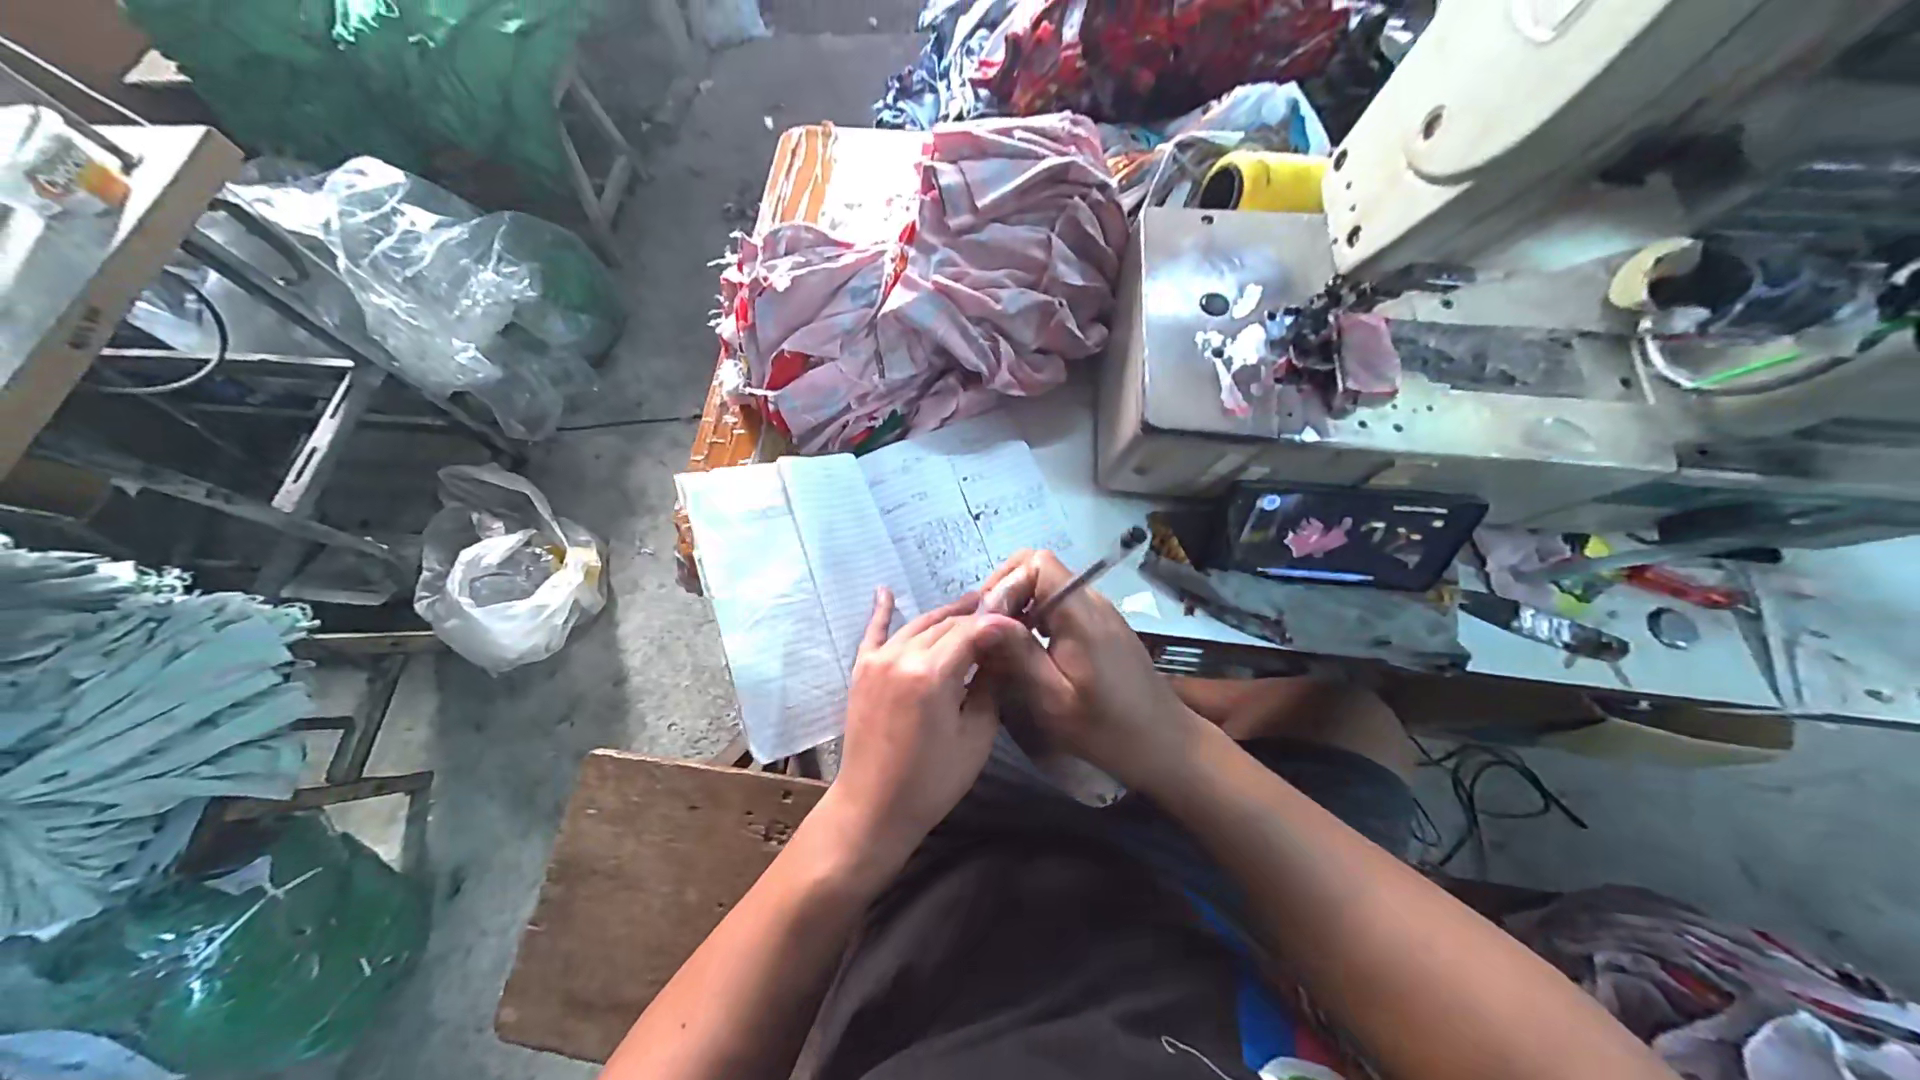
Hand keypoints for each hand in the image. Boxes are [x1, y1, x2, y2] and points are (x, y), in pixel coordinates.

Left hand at [827, 587, 1021, 868]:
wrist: (873, 807)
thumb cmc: (932, 780)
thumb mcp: (976, 736)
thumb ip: (988, 685)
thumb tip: (998, 652)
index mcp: (932, 674)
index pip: (972, 632)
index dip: (999, 625)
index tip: (1020, 623)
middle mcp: (902, 657)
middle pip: (946, 625)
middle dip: (975, 617)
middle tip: (1002, 613)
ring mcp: (877, 661)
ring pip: (918, 624)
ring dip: (944, 614)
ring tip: (970, 603)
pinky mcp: (861, 671)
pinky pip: (873, 633)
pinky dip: (882, 611)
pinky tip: (886, 591)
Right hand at [978, 552, 1208, 795]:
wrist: (1162, 743)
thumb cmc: (1105, 727)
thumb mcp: (1052, 696)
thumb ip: (1018, 653)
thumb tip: (983, 619)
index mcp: (1080, 613)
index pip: (1037, 563)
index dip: (1006, 584)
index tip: (989, 621)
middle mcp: (1091, 602)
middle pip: (1040, 568)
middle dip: (1007, 591)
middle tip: (988, 628)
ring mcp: (1099, 613)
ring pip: (1049, 586)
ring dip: (1020, 605)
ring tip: (1001, 641)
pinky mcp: (1101, 627)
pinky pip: (1061, 605)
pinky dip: (1037, 617)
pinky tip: (1028, 649)